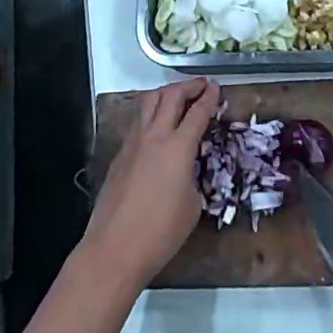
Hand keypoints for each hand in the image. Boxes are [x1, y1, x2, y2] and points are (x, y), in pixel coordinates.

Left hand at [83, 78, 220, 287]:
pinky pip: (138, 122)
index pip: (197, 113)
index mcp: (178, 147)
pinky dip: (151, 113)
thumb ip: (192, 176)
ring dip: (166, 93)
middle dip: (188, 87)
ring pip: (149, 102)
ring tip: (178, 96)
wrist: (115, 246)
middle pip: (170, 96)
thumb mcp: (192, 204)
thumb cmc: (161, 231)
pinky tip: (157, 124)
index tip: (216, 88)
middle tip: (201, 85)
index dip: (209, 98)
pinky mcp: (120, 154)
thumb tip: (186, 168)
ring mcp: (133, 142)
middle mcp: (154, 136)